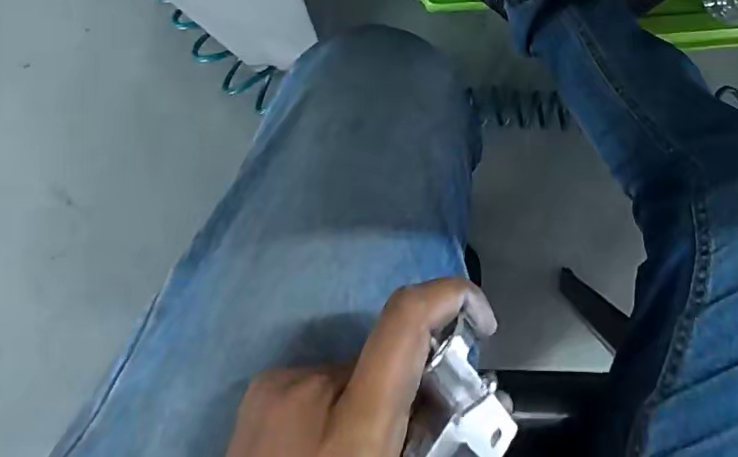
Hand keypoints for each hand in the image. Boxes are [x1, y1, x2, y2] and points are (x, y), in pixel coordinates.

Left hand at [223, 277, 497, 456]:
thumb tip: (452, 403)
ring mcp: (275, 391)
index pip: (407, 317)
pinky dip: (339, 411)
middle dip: (415, 381)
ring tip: (373, 446)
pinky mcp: (255, 400)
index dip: (454, 296)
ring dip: (373, 402)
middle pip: (388, 351)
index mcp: (352, 425)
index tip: (483, 322)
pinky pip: (319, 388)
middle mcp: (310, 389)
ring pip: (355, 374)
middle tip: (425, 430)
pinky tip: (330, 452)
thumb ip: (427, 436)